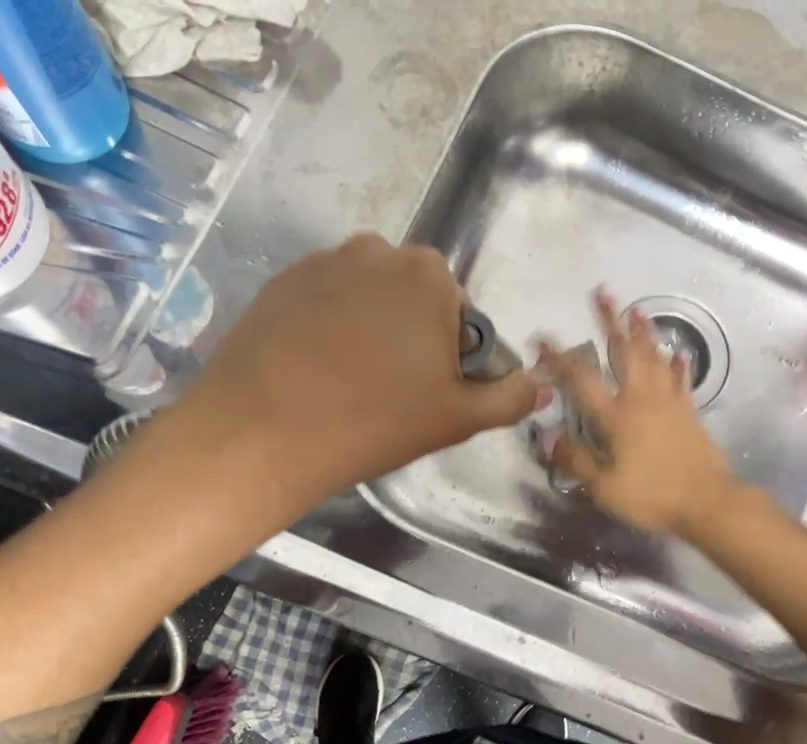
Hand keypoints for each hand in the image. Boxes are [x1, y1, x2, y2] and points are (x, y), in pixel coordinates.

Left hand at [144, 234, 543, 508]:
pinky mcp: (280, 283)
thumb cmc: (374, 421)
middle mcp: (377, 251)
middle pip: (412, 300)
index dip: (452, 357)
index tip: (429, 393)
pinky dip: (327, 330)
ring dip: (369, 331)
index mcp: (429, 275)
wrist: (263, 430)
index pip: (460, 314)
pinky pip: (323, 303)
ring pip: (367, 299)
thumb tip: (543, 386)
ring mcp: (322, 262)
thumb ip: (508, 398)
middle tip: (391, 393)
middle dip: (411, 337)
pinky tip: (314, 372)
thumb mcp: (457, 418)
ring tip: (349, 384)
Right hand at [546, 289, 741, 536]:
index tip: (543, 337)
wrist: (707, 501)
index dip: (560, 357)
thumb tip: (549, 438)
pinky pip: (682, 380)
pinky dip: (679, 365)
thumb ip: (576, 461)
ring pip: (655, 358)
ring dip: (645, 332)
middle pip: (625, 352)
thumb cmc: (652, 496)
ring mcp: (669, 402)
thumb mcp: (605, 488)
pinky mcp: (689, 412)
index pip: (581, 380)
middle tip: (603, 292)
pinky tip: (678, 353)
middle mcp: (641, 399)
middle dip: (611, 321)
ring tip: (637, 309)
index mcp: (616, 417)